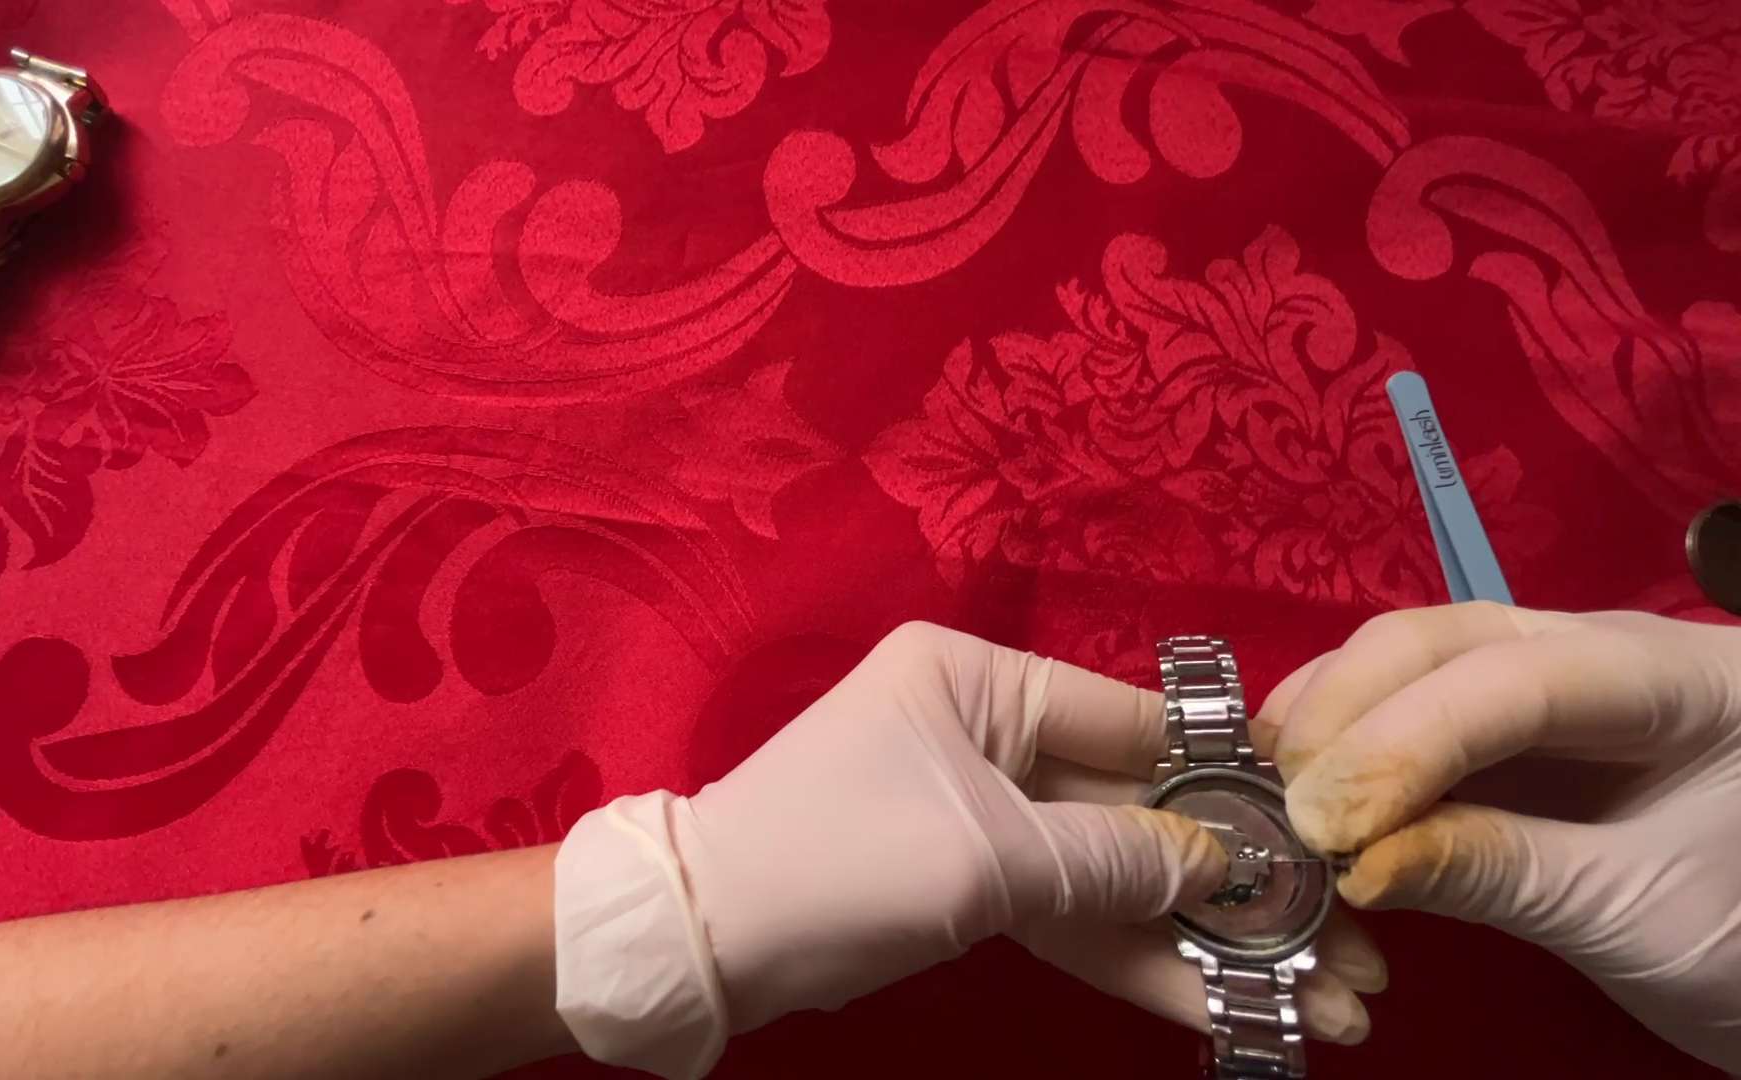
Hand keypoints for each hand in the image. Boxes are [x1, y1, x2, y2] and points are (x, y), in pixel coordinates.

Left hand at [555, 622, 1374, 1078]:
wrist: (720, 933)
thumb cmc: (843, 855)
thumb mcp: (986, 852)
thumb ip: (1109, 858)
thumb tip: (1222, 863)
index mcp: (969, 677)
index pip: (1116, 715)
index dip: (1212, 770)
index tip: (1309, 821)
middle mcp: (976, 725)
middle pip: (1119, 798)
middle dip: (1216, 873)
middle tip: (1337, 937)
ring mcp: (974, 801)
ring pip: (1097, 862)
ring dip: (1187, 929)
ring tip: (1314, 990)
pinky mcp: (964, 867)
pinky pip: (1058, 902)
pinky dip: (1124, 950)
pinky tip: (1217, 1000)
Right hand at [1264, 602, 1740, 1071]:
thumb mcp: (1641, 923)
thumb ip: (1497, 875)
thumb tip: (1348, 863)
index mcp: (1676, 679)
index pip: (1512, 684)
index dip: (1406, 748)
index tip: (1328, 830)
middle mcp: (1580, 641)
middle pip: (1424, 642)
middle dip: (1342, 717)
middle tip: (1296, 806)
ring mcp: (1512, 659)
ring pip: (1383, 652)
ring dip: (1315, 715)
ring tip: (1280, 787)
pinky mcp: (1458, 694)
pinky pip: (1368, 684)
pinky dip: (1315, 720)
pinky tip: (1286, 762)